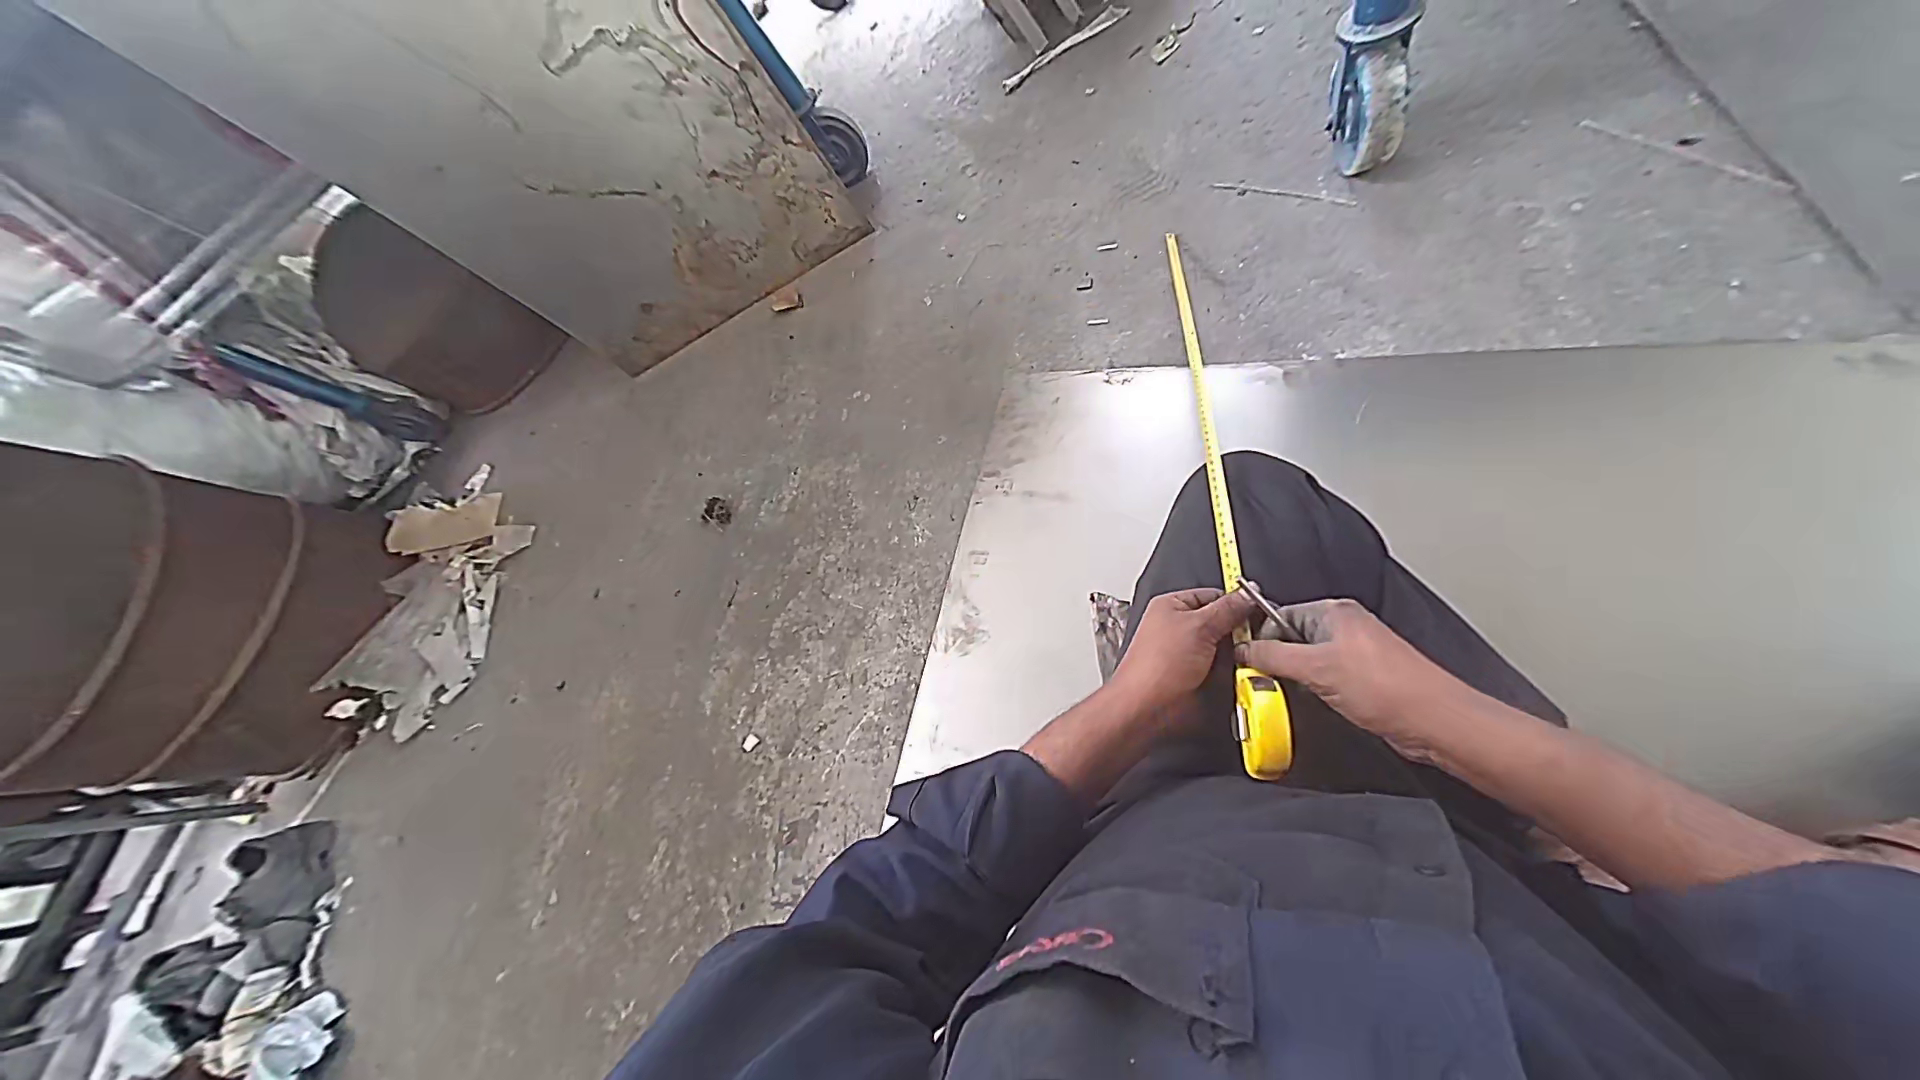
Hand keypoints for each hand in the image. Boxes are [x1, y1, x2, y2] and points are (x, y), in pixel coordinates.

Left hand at [1109, 588, 1256, 711]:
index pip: (1213, 595)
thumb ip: (1227, 609)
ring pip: (1226, 646)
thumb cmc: (1156, 665)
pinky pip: (1224, 666)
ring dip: (1237, 653)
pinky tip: (1236, 673)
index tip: (1258, 610)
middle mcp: (1180, 627)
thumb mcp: (1199, 627)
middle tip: (1248, 638)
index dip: (1236, 602)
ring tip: (1239, 658)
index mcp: (1173, 606)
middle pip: (1223, 621)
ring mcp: (1189, 651)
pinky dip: (1233, 670)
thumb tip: (1248, 595)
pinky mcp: (1197, 673)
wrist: (1148, 707)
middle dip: (1238, 631)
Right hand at [1235, 598, 1472, 759]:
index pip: (1277, 614)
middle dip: (1276, 659)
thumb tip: (1245, 650)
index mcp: (1334, 611)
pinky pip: (1322, 676)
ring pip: (1305, 659)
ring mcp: (1354, 652)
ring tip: (1295, 691)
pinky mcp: (1361, 677)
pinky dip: (1312, 688)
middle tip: (1267, 678)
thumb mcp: (1314, 668)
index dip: (1259, 637)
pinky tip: (1316, 700)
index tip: (1247, 657)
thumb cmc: (1390, 689)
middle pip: (1289, 636)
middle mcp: (1345, 627)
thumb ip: (1271, 655)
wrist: (1437, 724)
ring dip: (1294, 677)